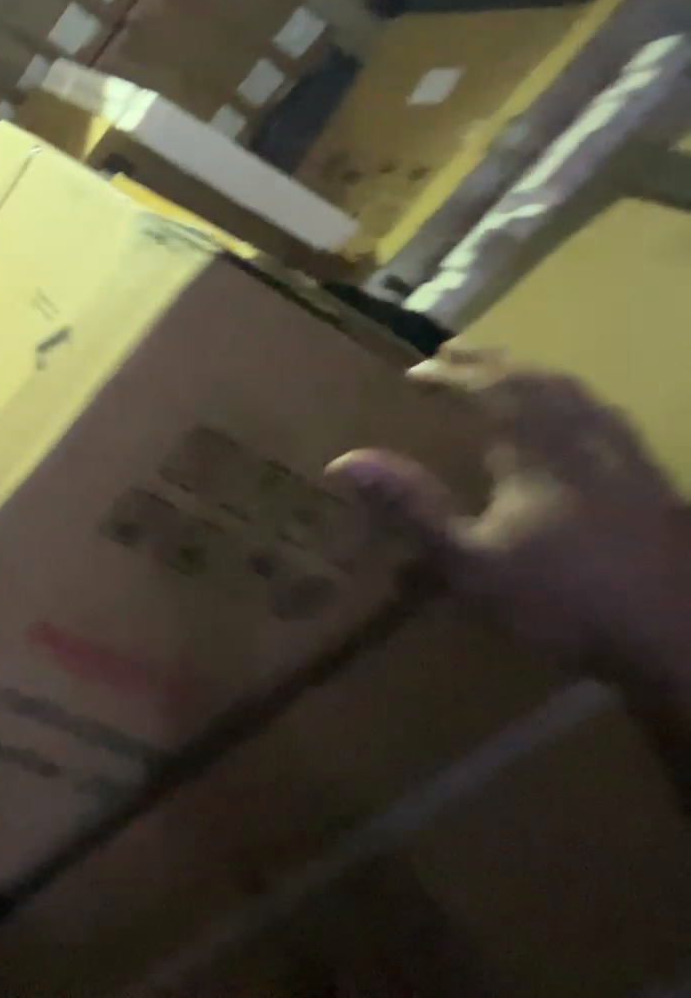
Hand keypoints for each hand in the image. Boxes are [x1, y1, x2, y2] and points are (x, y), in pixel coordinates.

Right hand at [328, 348, 689, 689]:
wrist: (682, 646)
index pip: (496, 393)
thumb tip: (343, 459)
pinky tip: (575, 423)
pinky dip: (579, 406)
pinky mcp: (657, 490)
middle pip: (545, 386)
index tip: (414, 369)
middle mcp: (592, 447)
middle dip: (496, 364)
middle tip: (456, 353)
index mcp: (544, 457)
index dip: (454, 375)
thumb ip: (410, 506)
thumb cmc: (563, 603)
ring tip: (508, 373)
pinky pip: (612, 424)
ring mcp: (633, 467)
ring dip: (540, 378)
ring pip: (586, 400)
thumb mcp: (467, 560)